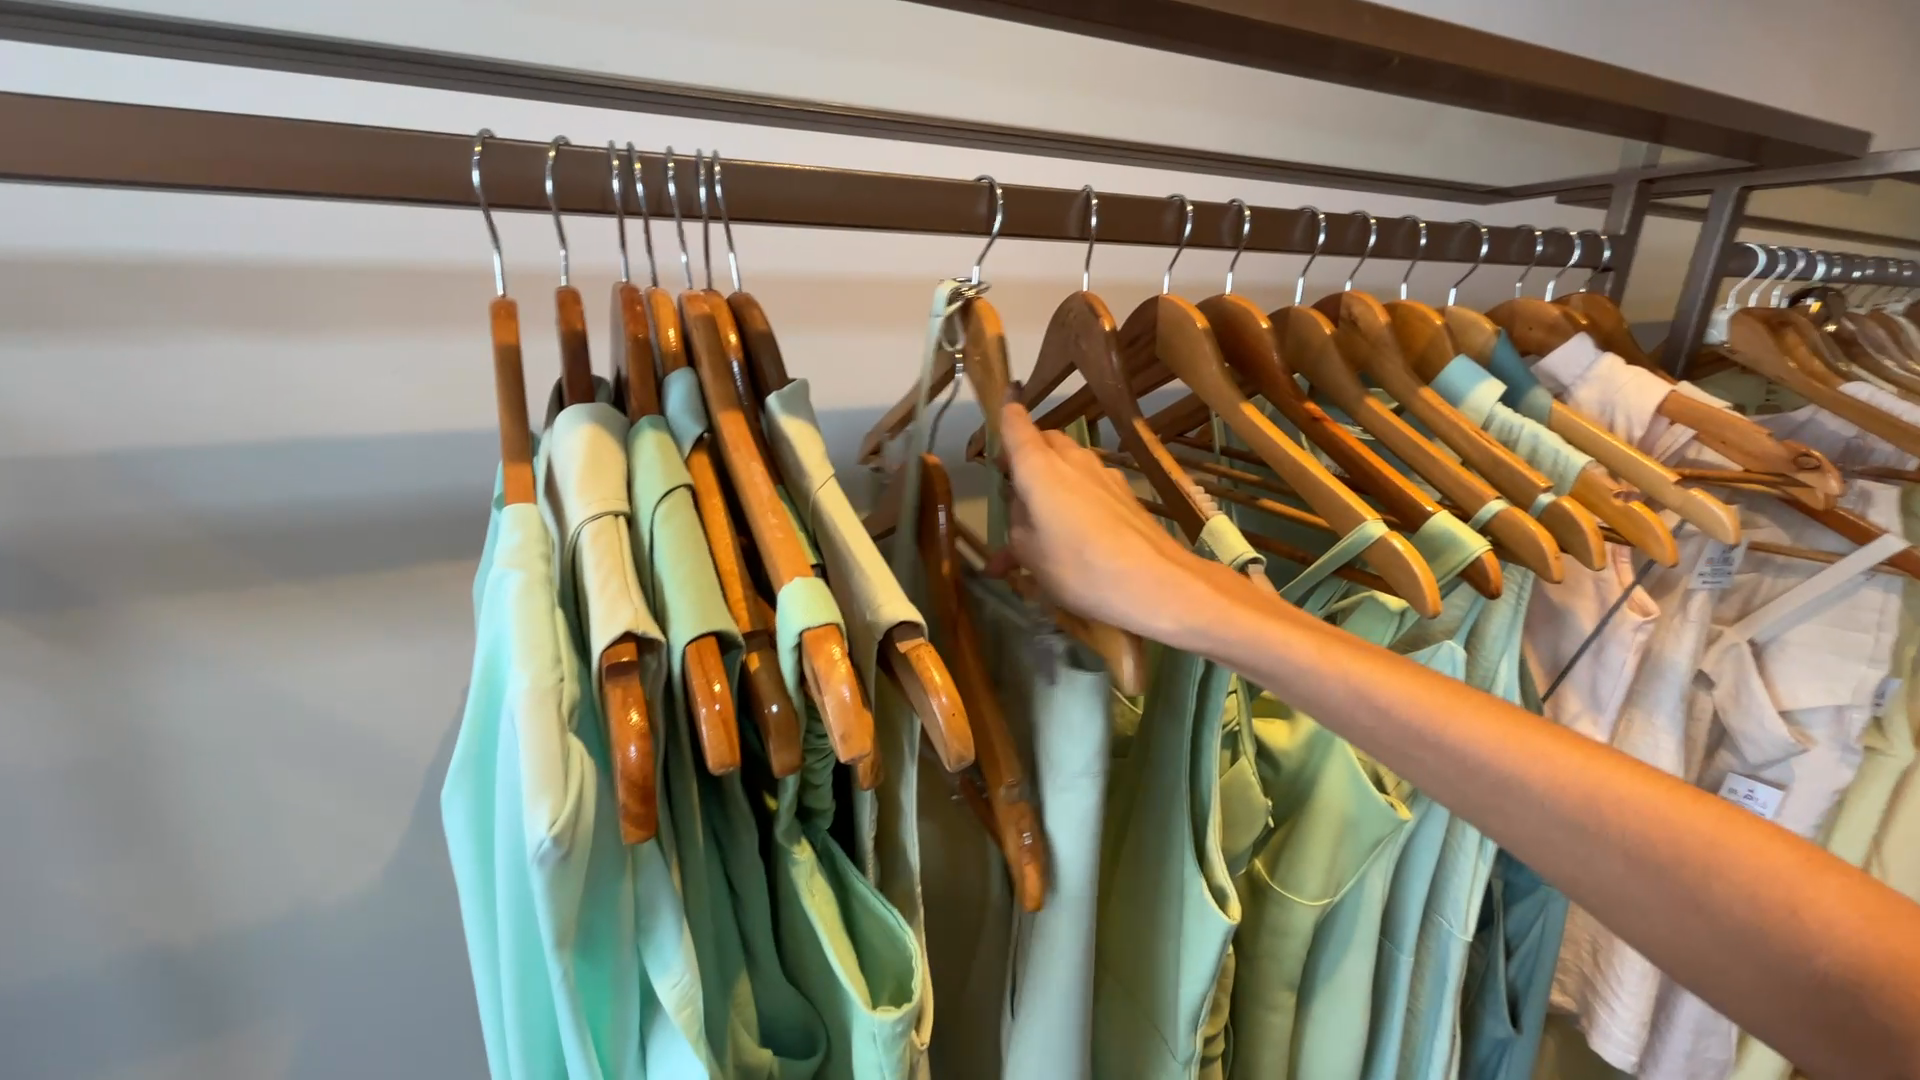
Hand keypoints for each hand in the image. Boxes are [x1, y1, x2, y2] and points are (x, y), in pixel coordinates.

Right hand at [988, 401, 1246, 646]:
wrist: (1156, 582)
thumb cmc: (1079, 567)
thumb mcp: (1030, 554)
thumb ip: (1018, 526)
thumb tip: (1022, 513)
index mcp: (1039, 469)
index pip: (1017, 427)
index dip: (1007, 415)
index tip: (1004, 404)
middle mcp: (1072, 461)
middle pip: (1046, 442)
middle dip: (1028, 454)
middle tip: (1014, 483)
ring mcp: (1104, 476)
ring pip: (1070, 464)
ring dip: (1052, 481)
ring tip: (1041, 521)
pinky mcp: (1126, 495)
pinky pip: (1091, 486)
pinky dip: (1076, 500)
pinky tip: (1075, 535)